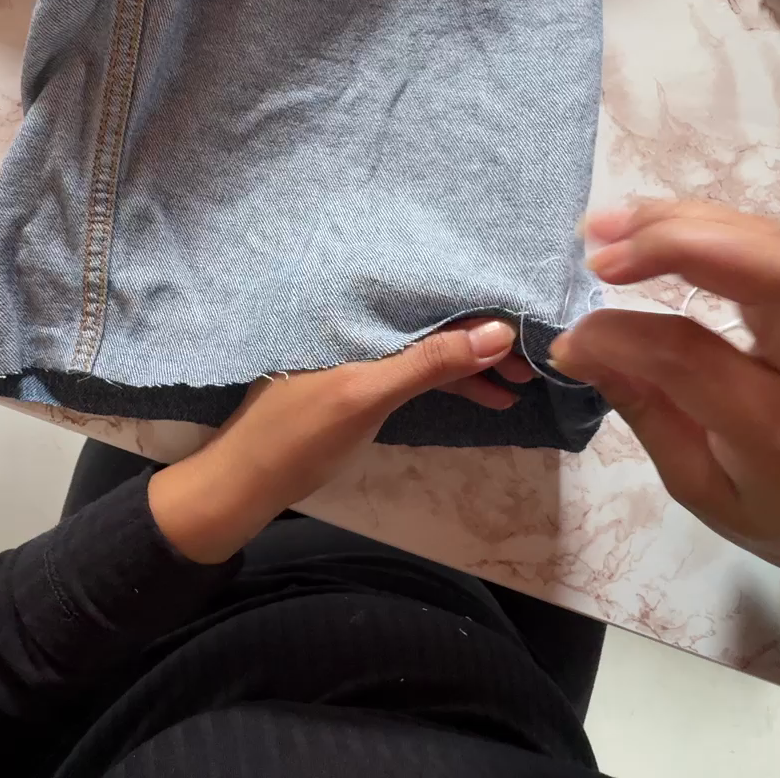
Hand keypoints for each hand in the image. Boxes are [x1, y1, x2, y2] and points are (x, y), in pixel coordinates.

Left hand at [150, 319, 520, 562]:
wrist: (247, 482)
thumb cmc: (300, 434)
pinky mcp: (363, 380)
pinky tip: (486, 398)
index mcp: (354, 310)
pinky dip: (450, 383)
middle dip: (484, 340)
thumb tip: (500, 331)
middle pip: (433, 321)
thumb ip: (429, 362)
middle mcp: (361, 321)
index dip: (480, 311)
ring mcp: (362, 351)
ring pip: (429, 348)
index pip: (428, 297)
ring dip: (472, 365)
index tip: (527, 327)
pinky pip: (416, 372)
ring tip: (520, 385)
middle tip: (533, 365)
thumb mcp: (368, 395)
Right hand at [548, 200, 779, 585]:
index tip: (570, 341)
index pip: (696, 357)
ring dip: (679, 222)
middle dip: (675, 245)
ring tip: (604, 228)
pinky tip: (644, 227)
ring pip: (768, 242)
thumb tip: (574, 346)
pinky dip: (698, 222)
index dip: (621, 337)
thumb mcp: (691, 482)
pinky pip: (763, 242)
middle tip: (597, 256)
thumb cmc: (767, 509)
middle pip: (769, 271)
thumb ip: (640, 407)